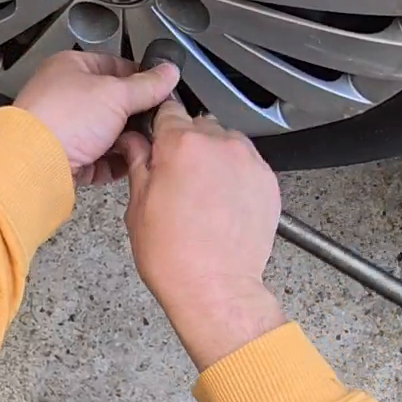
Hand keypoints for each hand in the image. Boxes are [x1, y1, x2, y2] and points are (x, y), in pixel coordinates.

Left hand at [13, 51, 180, 183]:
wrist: (36, 163)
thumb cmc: (60, 119)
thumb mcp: (116, 94)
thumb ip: (146, 85)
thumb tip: (167, 74)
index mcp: (70, 68)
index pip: (114, 66)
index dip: (140, 78)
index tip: (160, 89)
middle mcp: (63, 98)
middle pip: (110, 104)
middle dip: (133, 116)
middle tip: (152, 122)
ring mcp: (64, 131)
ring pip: (105, 135)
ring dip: (125, 141)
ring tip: (140, 144)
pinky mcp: (66, 160)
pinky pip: (97, 161)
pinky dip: (113, 164)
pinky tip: (125, 164)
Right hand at [118, 101, 286, 370]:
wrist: (215, 289)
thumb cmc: (174, 258)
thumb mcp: (138, 208)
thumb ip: (138, 165)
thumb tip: (134, 143)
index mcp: (181, 145)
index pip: (168, 112)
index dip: (159, 129)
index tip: (156, 144)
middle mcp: (219, 144)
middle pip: (199, 126)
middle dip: (187, 146)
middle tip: (176, 181)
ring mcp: (248, 161)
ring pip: (226, 143)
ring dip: (214, 159)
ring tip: (202, 197)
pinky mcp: (267, 181)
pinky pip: (247, 165)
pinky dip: (235, 177)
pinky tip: (221, 206)